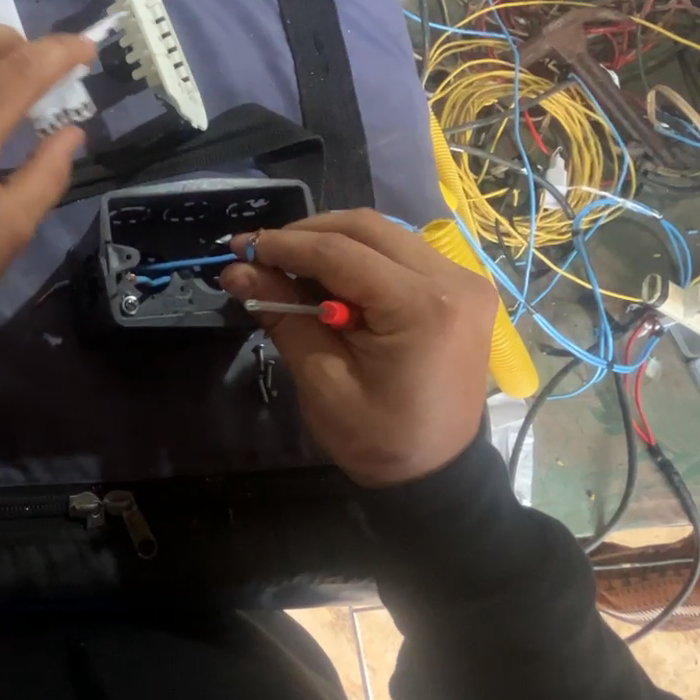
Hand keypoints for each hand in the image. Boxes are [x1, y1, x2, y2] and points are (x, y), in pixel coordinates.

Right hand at [220, 210, 496, 486]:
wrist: (439, 471)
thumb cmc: (378, 437)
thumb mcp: (321, 380)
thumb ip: (283, 315)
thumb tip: (236, 270)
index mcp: (422, 307)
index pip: (339, 252)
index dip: (283, 245)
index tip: (240, 248)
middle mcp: (452, 279)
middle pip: (365, 227)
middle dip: (305, 234)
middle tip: (260, 253)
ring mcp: (463, 280)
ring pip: (383, 232)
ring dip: (330, 241)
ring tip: (288, 266)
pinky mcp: (460, 288)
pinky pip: (399, 251)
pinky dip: (357, 255)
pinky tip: (328, 279)